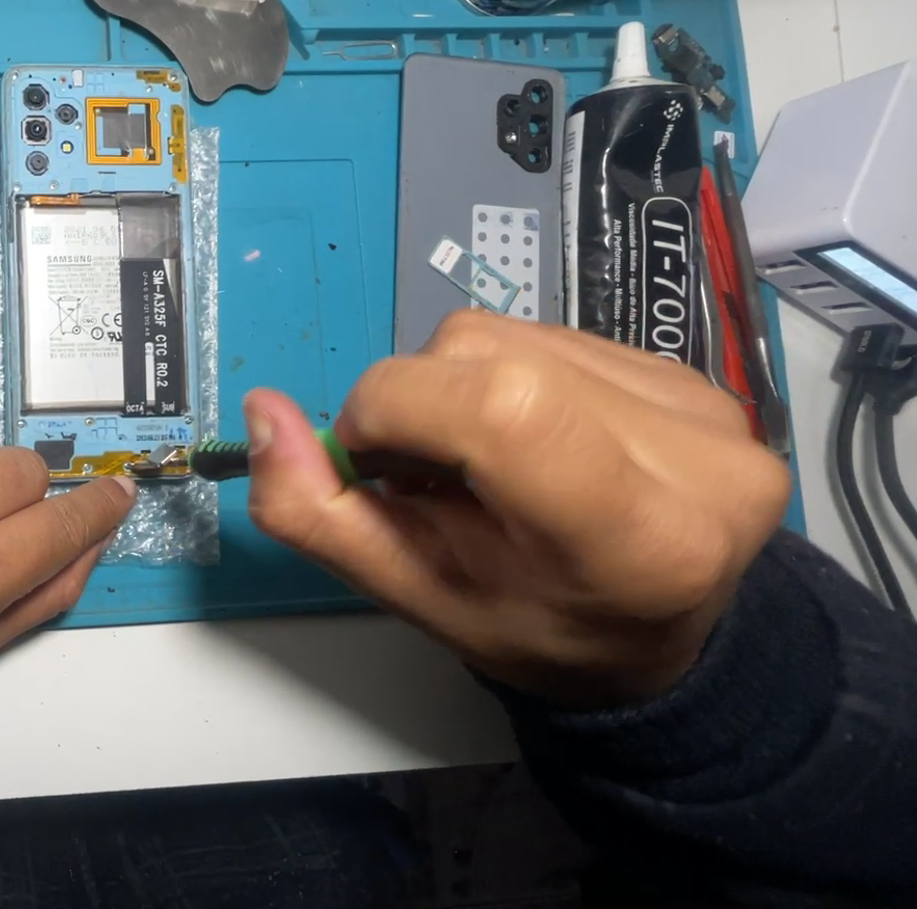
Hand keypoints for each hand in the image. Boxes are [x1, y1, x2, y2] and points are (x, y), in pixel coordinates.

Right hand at [244, 312, 790, 706]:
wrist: (645, 630)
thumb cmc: (518, 624)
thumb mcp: (399, 589)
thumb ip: (310, 509)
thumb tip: (261, 408)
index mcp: (630, 536)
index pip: (496, 406)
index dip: (393, 409)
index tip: (370, 460)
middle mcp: (693, 456)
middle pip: (481, 356)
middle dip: (407, 400)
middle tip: (418, 472)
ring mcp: (701, 403)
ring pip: (497, 334)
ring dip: (445, 386)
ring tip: (469, 456)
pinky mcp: (689, 373)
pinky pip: (535, 334)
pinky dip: (490, 375)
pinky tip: (513, 432)